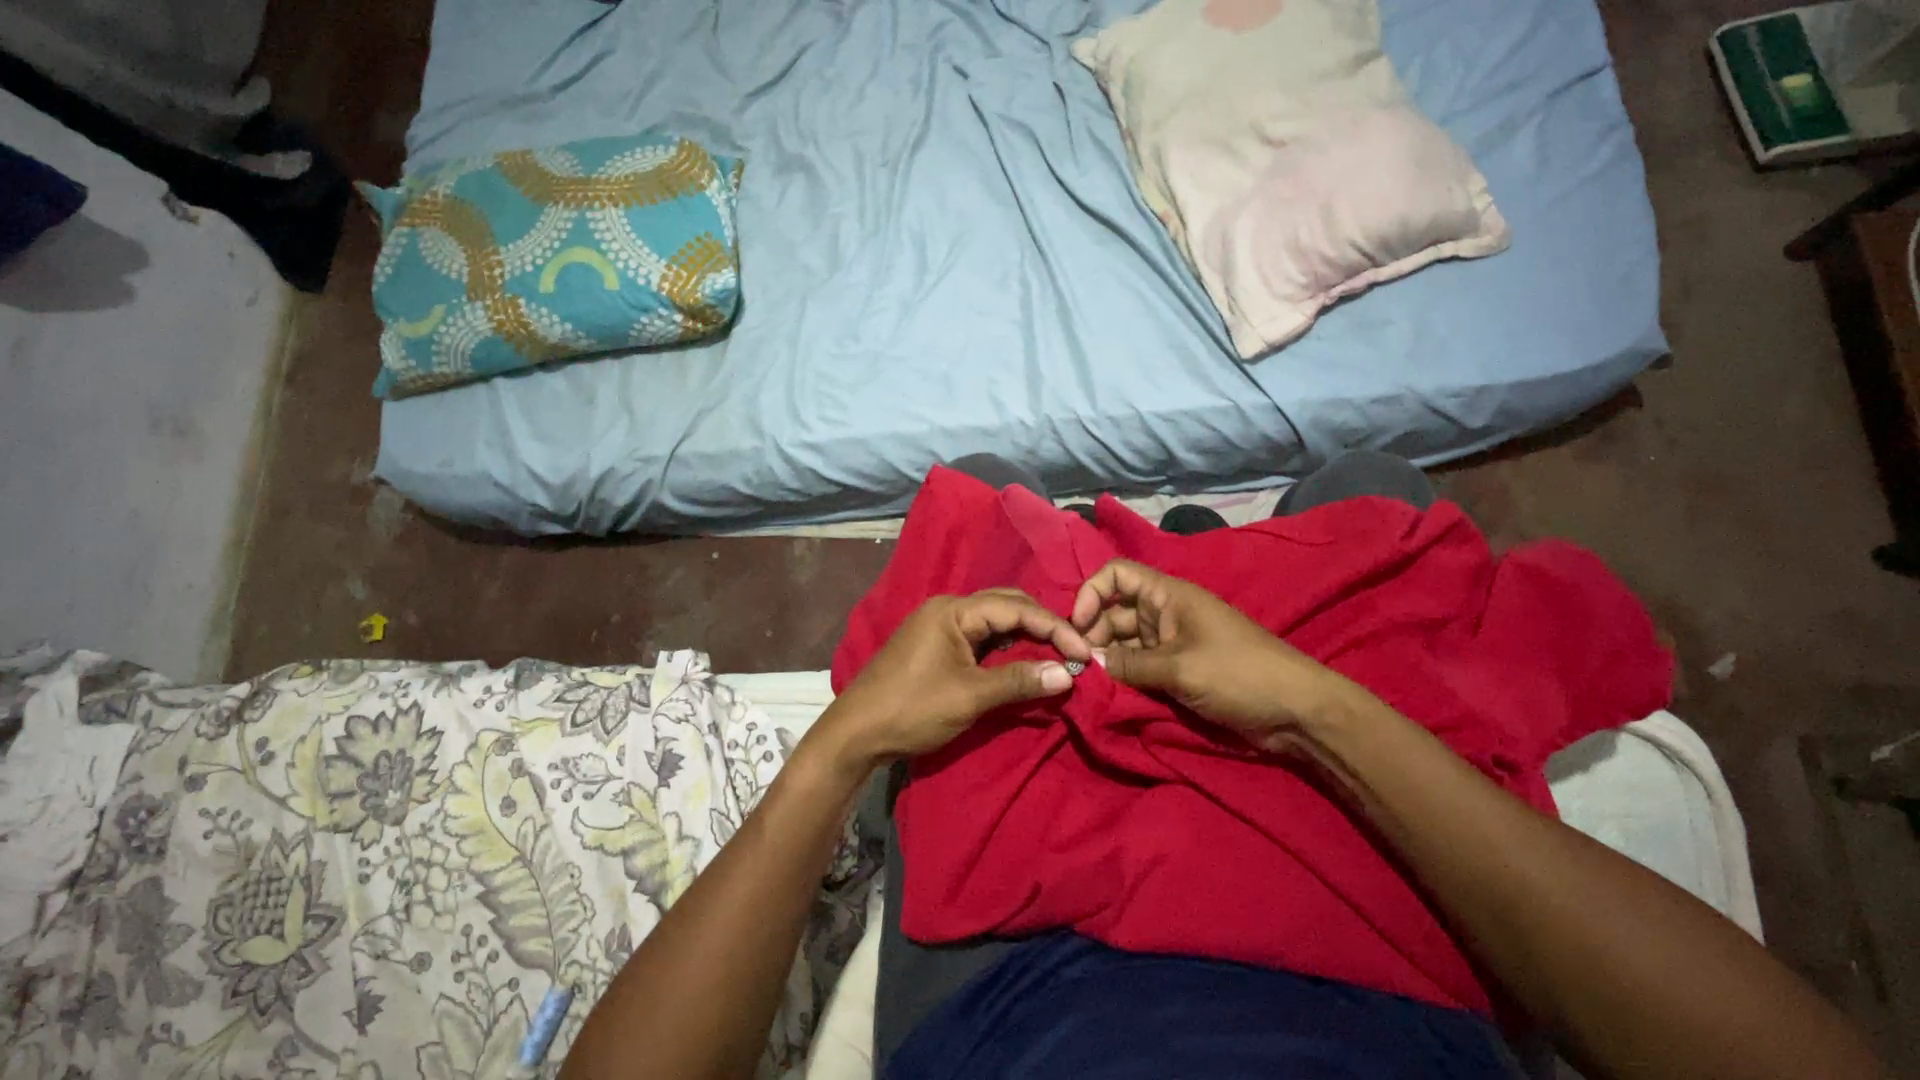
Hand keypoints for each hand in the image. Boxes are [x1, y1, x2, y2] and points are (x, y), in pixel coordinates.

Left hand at [818, 589, 1091, 766]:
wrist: (856, 734)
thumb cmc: (912, 709)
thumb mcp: (970, 697)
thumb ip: (1019, 681)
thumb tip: (1067, 674)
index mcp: (952, 610)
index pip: (1015, 607)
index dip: (1054, 627)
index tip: (1083, 651)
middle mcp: (946, 609)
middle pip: (1006, 606)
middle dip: (1042, 625)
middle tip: (1074, 649)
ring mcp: (939, 626)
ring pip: (994, 622)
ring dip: (1025, 637)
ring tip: (1057, 656)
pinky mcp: (936, 646)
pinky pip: (980, 638)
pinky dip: (1005, 648)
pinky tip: (1023, 663)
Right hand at [1070, 559, 1348, 749]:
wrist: (1295, 711)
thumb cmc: (1239, 674)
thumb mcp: (1179, 669)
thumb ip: (1129, 666)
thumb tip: (1087, 666)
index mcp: (1169, 596)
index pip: (1116, 575)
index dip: (1091, 594)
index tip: (1077, 628)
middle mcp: (1166, 614)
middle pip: (1114, 613)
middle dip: (1092, 635)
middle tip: (1076, 668)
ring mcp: (1172, 644)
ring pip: (1124, 644)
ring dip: (1106, 661)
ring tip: (1089, 686)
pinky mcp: (1179, 671)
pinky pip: (1140, 668)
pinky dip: (1124, 678)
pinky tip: (1109, 695)